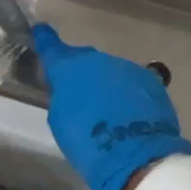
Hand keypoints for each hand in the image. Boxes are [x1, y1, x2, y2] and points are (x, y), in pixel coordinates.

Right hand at [32, 23, 190, 189]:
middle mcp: (95, 59)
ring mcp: (124, 67)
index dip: (44, 38)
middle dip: (81, 73)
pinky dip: (129, 94)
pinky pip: (132, 82)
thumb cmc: (87, 144)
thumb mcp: (59, 120)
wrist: (136, 158)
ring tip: (110, 111)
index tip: (41, 31)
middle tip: (81, 95)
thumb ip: (61, 95)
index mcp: (68, 68)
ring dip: (106, 84)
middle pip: (83, 60)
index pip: (50, 45)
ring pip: (109, 71)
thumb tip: (69, 88)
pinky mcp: (149, 80)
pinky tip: (132, 115)